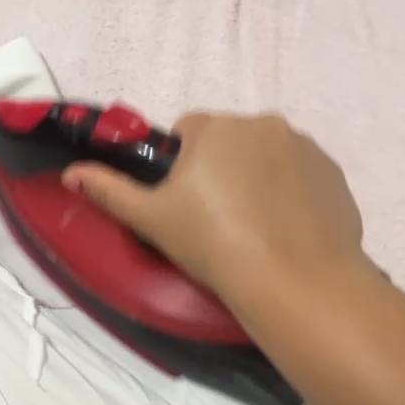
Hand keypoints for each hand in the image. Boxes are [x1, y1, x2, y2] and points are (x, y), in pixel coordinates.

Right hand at [61, 113, 371, 301]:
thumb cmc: (213, 243)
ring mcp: (305, 147)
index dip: (180, 164)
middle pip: (229, 140)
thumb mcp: (151, 218)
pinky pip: (300, 175)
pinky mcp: (333, 174)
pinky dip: (289, 193)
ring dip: (255, 177)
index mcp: (215, 128)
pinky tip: (281, 230)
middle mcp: (263, 123)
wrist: (295, 280)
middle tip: (214, 219)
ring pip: (266, 155)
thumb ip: (109, 189)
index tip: (182, 201)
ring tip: (251, 227)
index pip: (188, 129)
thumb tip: (71, 173)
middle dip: (219, 167)